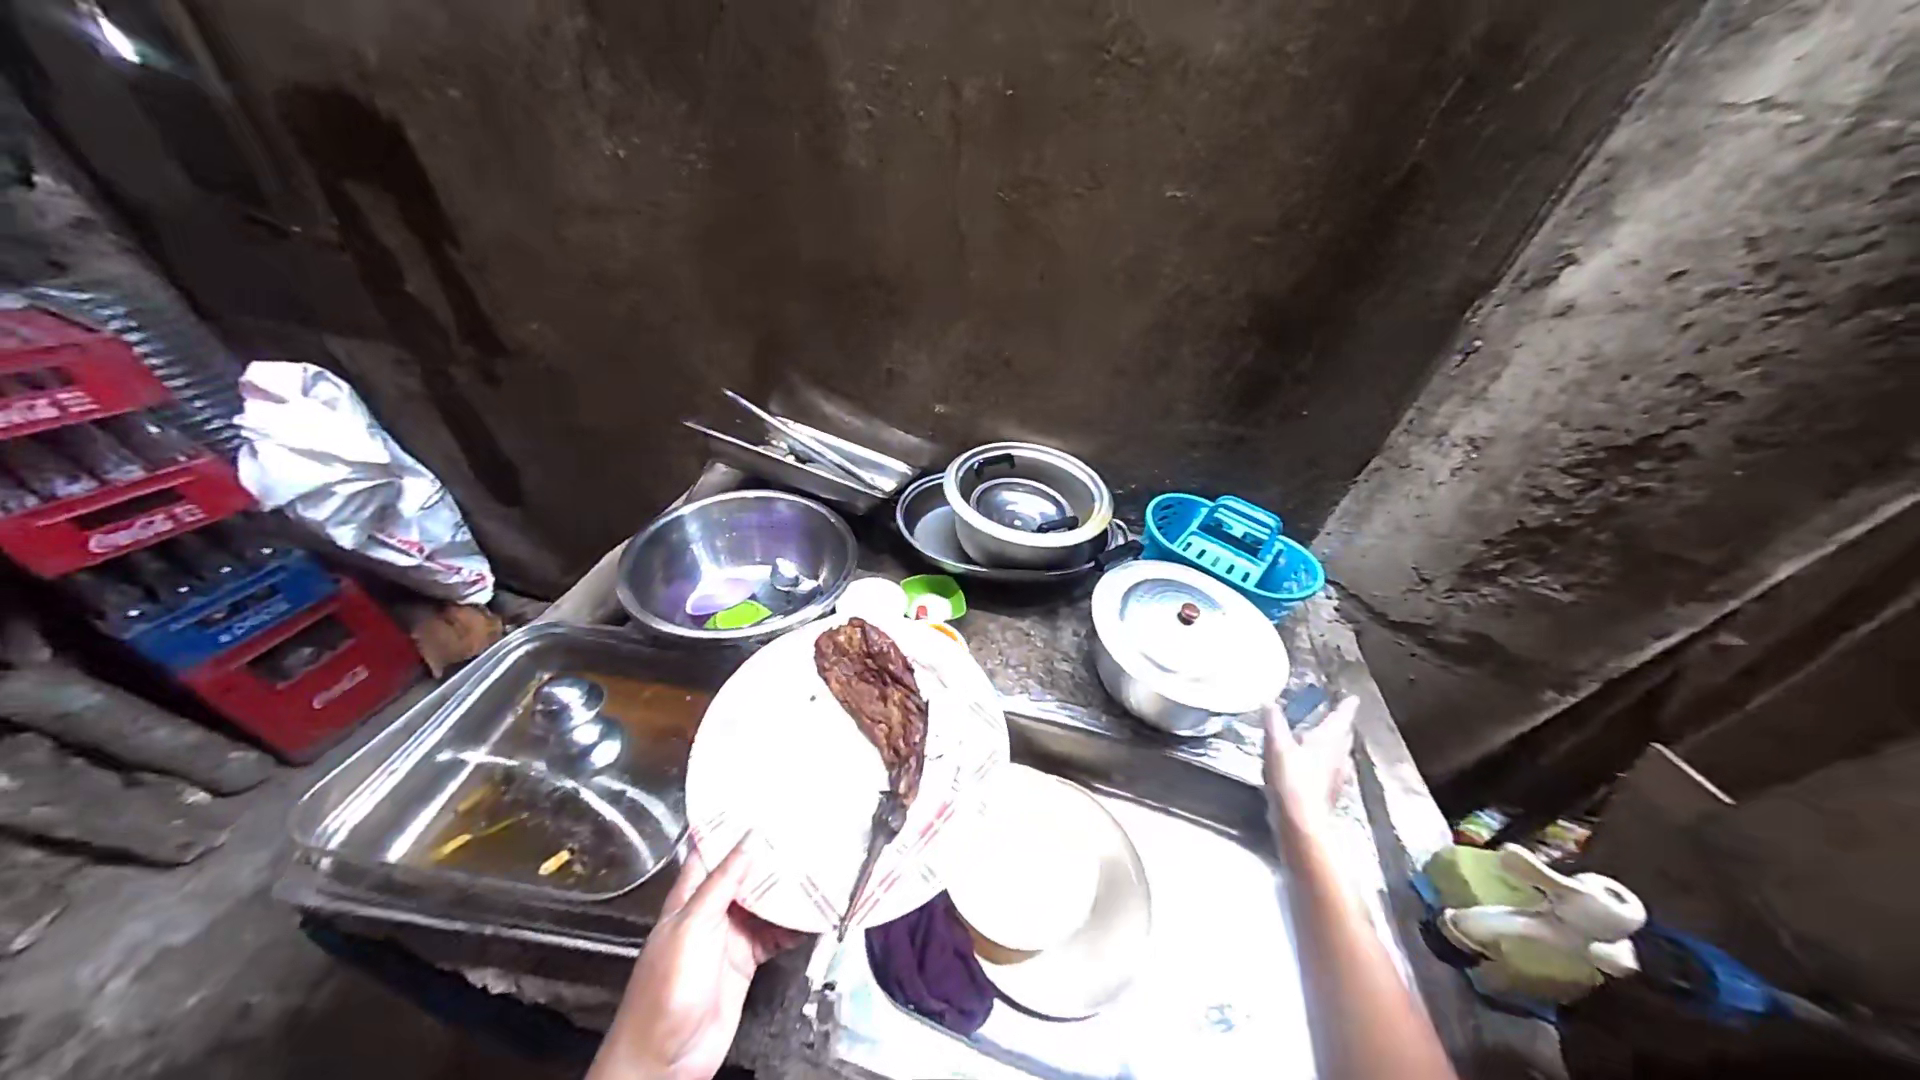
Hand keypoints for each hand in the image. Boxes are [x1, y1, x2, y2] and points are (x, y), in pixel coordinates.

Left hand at [588, 838, 802, 1079]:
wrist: (665, 1061)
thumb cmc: (664, 994)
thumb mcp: (693, 927)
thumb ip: (722, 884)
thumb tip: (748, 840)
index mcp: (690, 897)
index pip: (711, 850)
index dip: (732, 827)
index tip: (761, 803)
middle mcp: (711, 911)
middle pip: (746, 874)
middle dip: (771, 855)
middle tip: (803, 833)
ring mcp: (730, 936)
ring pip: (765, 902)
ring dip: (788, 890)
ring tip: (816, 868)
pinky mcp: (746, 961)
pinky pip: (777, 934)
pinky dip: (796, 925)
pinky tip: (813, 915)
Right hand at [1262, 697, 1355, 839]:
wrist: (1302, 821)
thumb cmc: (1292, 780)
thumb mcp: (1277, 747)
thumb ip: (1274, 722)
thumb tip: (1270, 701)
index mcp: (1328, 740)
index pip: (1342, 718)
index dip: (1346, 706)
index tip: (1352, 697)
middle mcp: (1338, 755)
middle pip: (1344, 735)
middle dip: (1341, 723)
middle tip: (1337, 714)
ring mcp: (1337, 774)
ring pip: (1341, 752)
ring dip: (1336, 742)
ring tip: (1326, 736)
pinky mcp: (1331, 789)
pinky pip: (1334, 767)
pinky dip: (1328, 759)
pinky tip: (1319, 764)